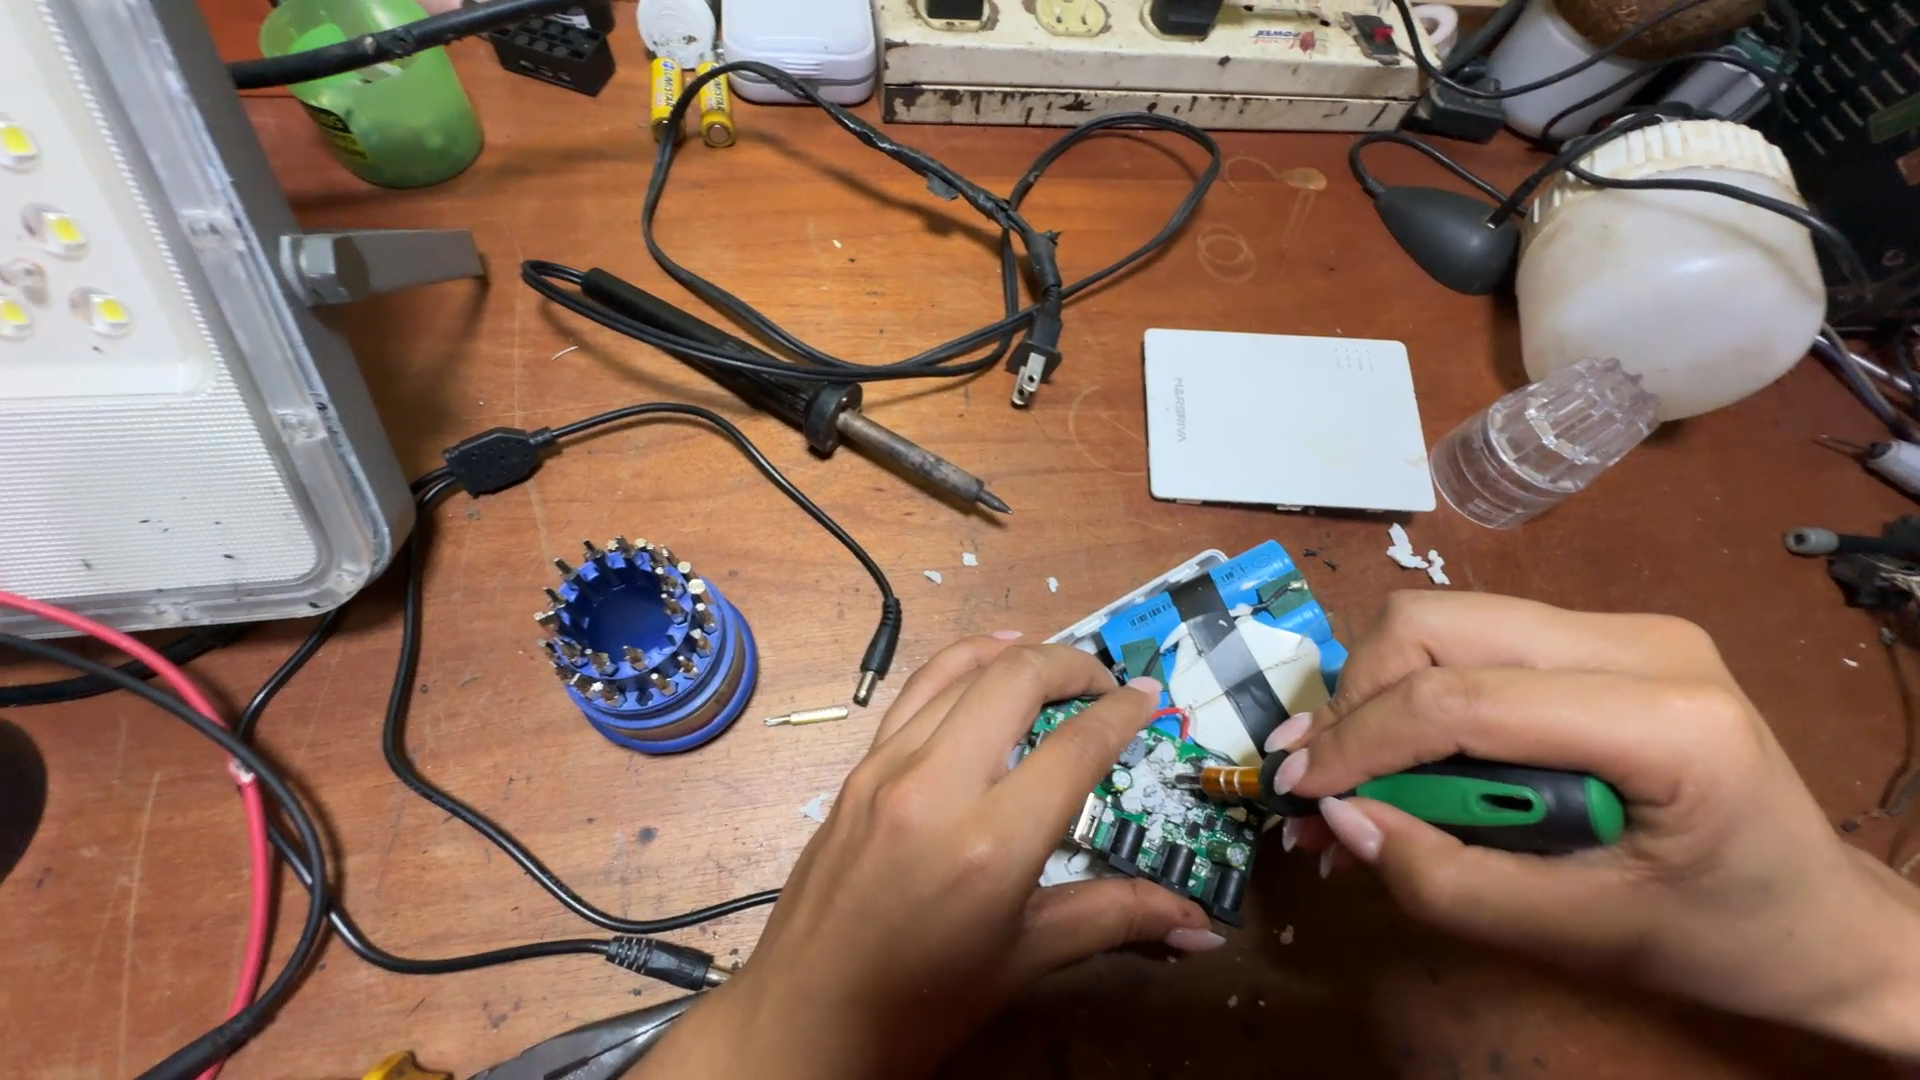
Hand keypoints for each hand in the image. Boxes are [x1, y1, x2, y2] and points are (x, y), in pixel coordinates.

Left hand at [638, 636, 1223, 1079]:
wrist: (805, 1016)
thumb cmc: (924, 999)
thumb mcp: (1026, 958)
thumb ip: (1117, 918)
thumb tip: (1205, 933)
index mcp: (992, 841)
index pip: (1075, 747)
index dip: (1121, 714)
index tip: (1146, 699)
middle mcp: (938, 784)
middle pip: (1015, 680)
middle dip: (1071, 666)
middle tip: (1103, 685)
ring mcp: (889, 765)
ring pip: (961, 671)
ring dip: (1016, 655)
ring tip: (1054, 665)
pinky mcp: (859, 765)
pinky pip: (916, 691)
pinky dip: (959, 663)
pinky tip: (985, 658)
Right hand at [1274, 591, 1919, 1057]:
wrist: (1828, 915)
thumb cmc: (1722, 937)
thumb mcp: (1578, 937)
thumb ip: (1443, 881)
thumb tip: (1334, 817)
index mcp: (1666, 721)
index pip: (1458, 700)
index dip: (1358, 741)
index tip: (1299, 790)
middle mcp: (1635, 641)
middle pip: (1428, 625)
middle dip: (1354, 698)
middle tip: (1325, 771)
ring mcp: (1612, 625)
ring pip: (1431, 619)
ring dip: (1370, 689)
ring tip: (1350, 761)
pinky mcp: (1585, 632)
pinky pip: (1457, 637)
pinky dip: (1403, 687)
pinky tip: (1395, 741)